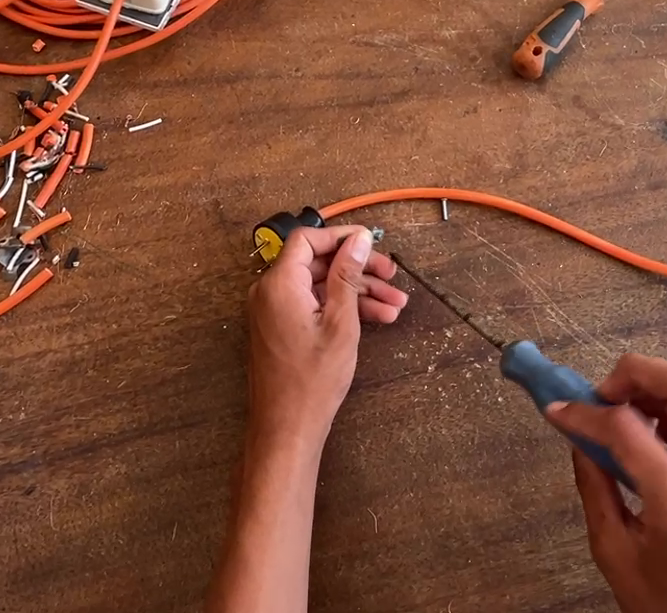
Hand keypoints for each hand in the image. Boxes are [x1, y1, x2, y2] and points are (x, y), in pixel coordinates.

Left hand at [245, 225, 407, 442]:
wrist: (287, 429)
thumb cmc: (312, 380)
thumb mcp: (341, 322)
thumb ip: (348, 274)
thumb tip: (358, 239)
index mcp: (280, 283)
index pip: (308, 239)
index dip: (341, 237)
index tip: (371, 244)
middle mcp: (271, 291)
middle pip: (319, 262)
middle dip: (359, 268)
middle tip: (392, 276)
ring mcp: (274, 309)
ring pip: (321, 285)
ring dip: (358, 291)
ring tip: (395, 305)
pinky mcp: (281, 326)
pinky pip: (313, 303)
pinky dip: (341, 307)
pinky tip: (377, 318)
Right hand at [546, 355, 666, 612]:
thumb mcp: (616, 555)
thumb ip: (595, 488)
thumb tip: (578, 439)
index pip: (626, 426)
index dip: (582, 411)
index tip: (556, 409)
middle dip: (633, 372)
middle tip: (599, 394)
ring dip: (651, 388)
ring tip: (616, 415)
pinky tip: (642, 436)